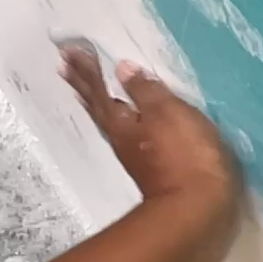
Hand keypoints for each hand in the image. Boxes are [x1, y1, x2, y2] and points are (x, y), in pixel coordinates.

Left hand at [58, 42, 241, 217]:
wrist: (197, 210)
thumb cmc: (185, 156)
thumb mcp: (169, 113)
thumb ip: (146, 91)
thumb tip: (122, 68)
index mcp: (123, 121)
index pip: (100, 88)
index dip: (86, 69)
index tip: (67, 51)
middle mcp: (121, 137)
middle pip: (98, 106)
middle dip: (83, 84)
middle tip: (64, 66)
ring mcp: (134, 154)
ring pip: (108, 120)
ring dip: (95, 101)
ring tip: (83, 87)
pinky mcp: (150, 167)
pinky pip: (124, 133)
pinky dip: (117, 118)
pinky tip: (124, 118)